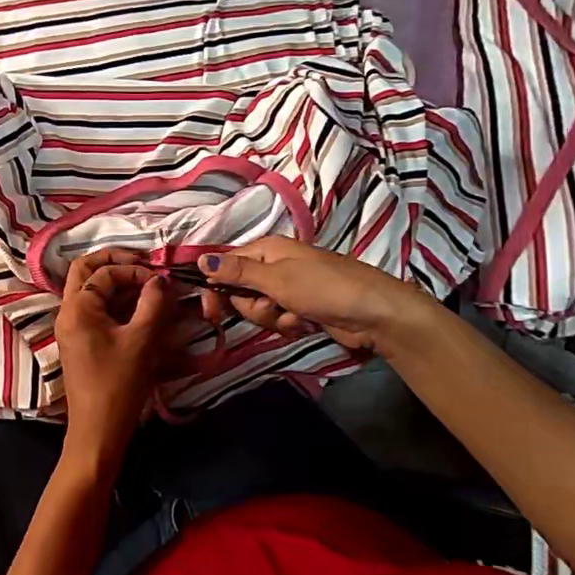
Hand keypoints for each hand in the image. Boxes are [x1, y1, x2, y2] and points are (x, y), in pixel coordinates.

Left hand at [54, 249, 170, 469]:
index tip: (160, 281)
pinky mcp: (79, 340)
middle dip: (114, 263)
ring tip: (146, 286)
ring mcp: (70, 326)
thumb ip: (153, 303)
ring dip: (115, 282)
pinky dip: (113, 301)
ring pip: (87, 288)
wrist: (98, 430)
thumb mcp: (142, 340)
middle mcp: (67, 311)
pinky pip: (93, 308)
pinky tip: (137, 308)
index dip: (133, 270)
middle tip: (144, 266)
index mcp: (77, 308)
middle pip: (84, 270)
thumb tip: (161, 279)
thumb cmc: (119, 383)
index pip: (103, 272)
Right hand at [196, 237, 434, 351]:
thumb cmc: (324, 288)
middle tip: (272, 306)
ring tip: (296, 315)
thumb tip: (199, 259)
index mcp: (266, 249)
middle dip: (253, 307)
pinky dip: (289, 325)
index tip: (210, 312)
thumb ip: (236, 272)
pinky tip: (307, 323)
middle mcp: (273, 266)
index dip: (214, 288)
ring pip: (258, 310)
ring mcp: (288, 288)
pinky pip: (278, 320)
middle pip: (239, 291)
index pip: (224, 265)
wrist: (374, 314)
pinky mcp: (300, 309)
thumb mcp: (276, 279)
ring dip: (273, 318)